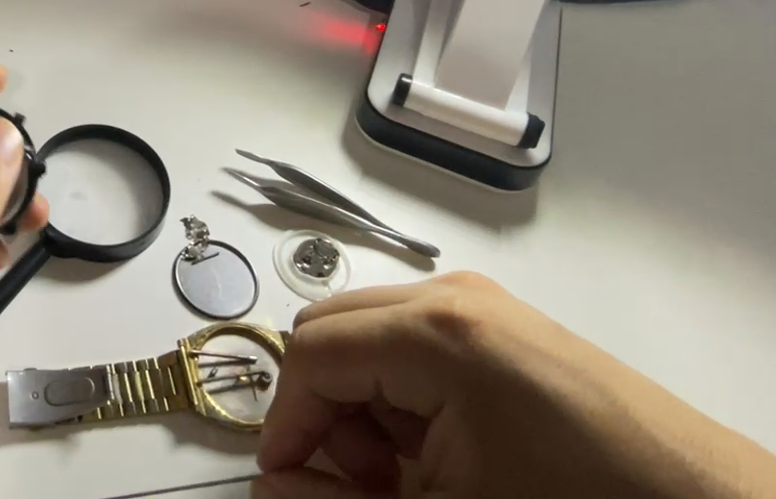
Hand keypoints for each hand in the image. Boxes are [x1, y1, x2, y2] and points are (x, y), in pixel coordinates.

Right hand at [255, 273, 775, 498]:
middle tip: (360, 486)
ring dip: (365, 405)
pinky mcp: (508, 326)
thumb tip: (267, 491)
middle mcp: (449, 295)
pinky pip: (416, 344)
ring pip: (370, 335)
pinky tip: (445, 457)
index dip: (287, 420)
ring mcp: (483, 304)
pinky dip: (404, 396)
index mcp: (434, 330)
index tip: (286, 483)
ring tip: (409, 480)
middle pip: (332, 330)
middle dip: (326, 409)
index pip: (313, 353)